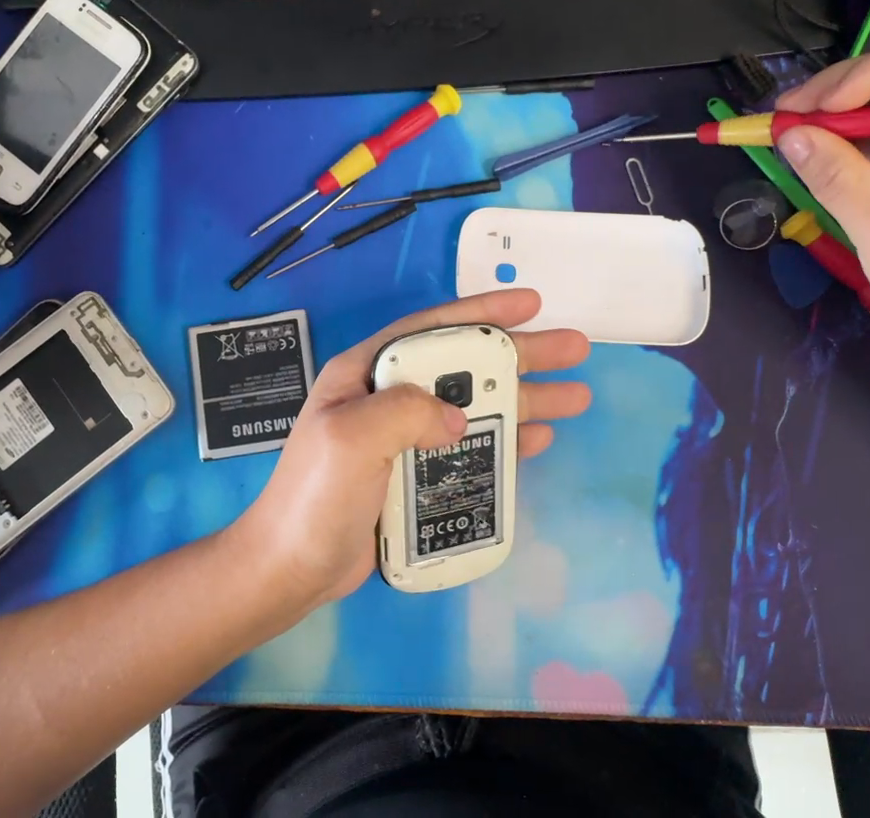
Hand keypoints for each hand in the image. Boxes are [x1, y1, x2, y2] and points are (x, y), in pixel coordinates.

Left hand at [234, 289, 590, 607]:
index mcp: (367, 375)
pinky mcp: (415, 474)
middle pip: (465, 366)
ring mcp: (403, 438)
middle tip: (576, 348)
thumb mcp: (352, 437)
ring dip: (525, 399)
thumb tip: (457, 418)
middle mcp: (387, 398)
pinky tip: (538, 438)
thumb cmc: (315, 496)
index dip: (483, 312)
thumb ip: (406, 410)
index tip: (532, 303)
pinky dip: (506, 440)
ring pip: (476, 406)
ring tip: (577, 397)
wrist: (292, 567)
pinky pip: (471, 447)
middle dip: (520, 355)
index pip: (432, 329)